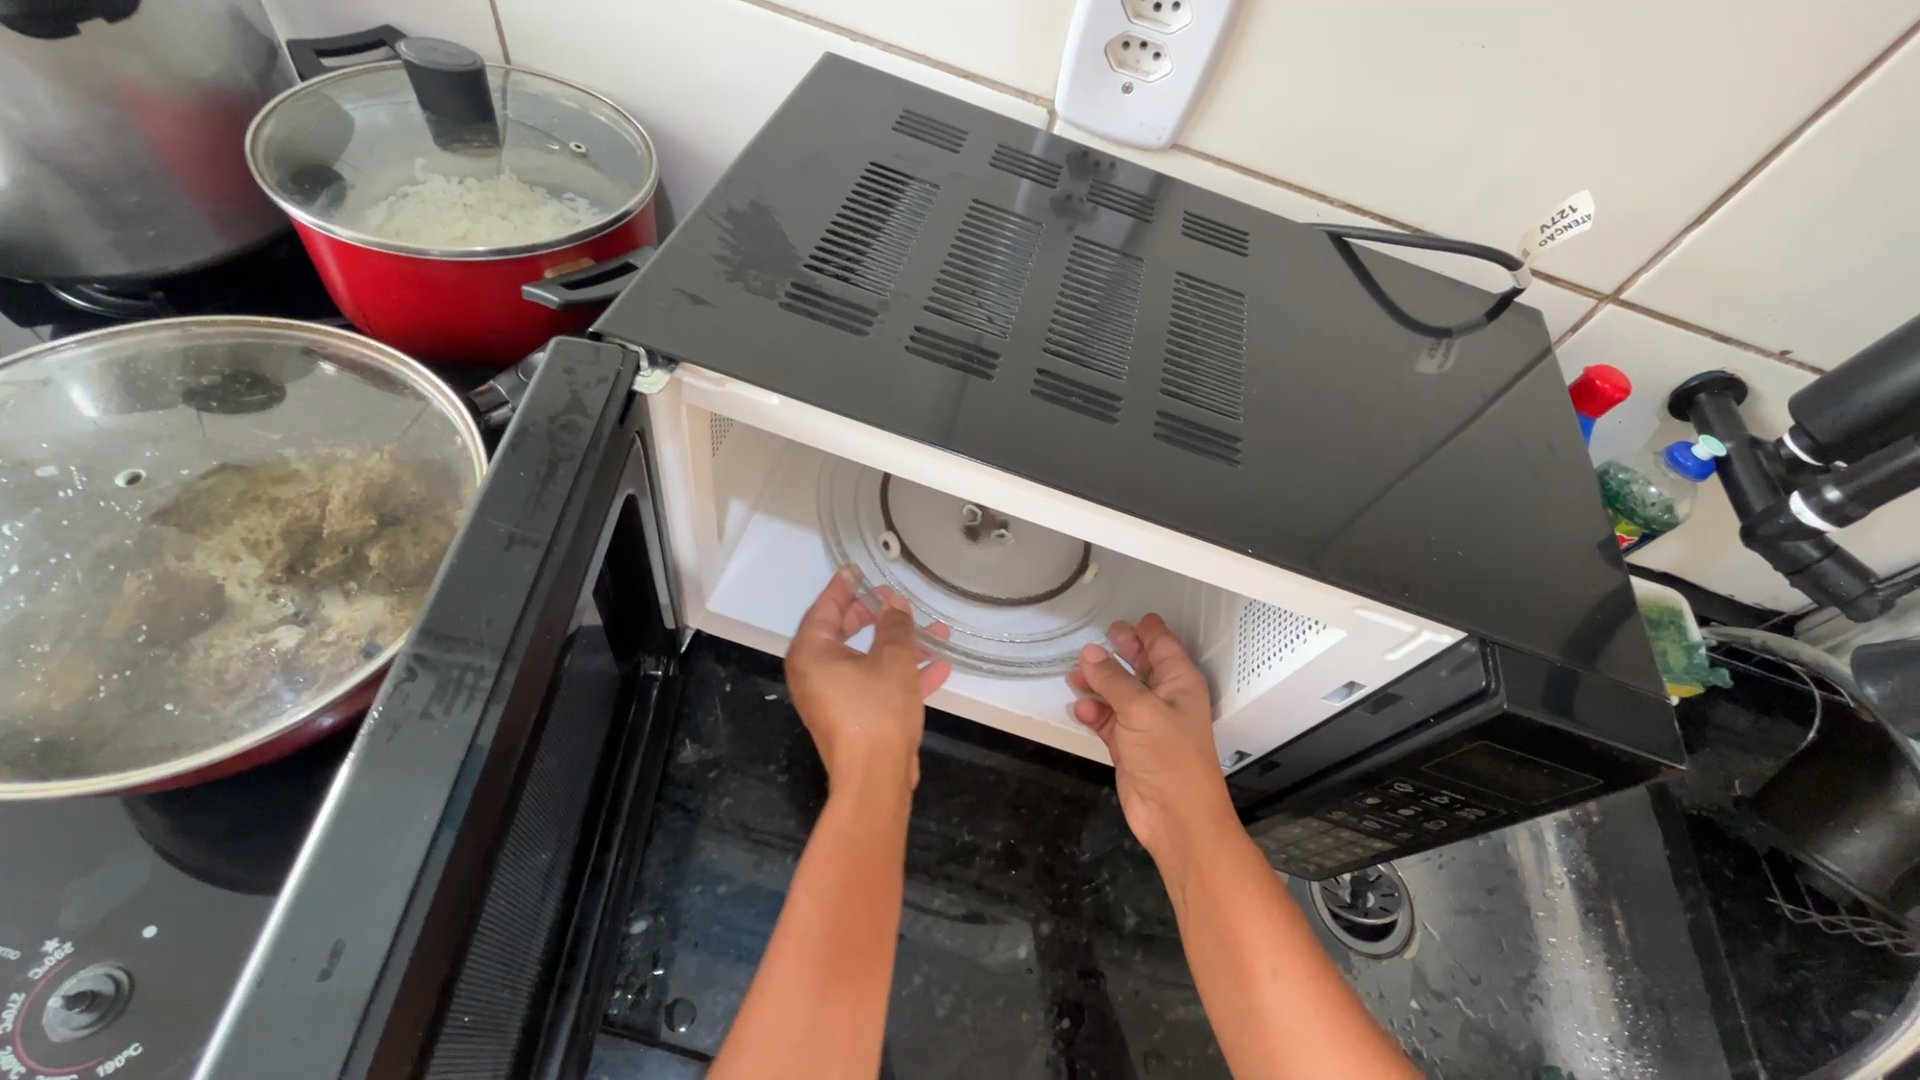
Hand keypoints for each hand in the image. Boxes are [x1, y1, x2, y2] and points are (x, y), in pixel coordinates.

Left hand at [786, 568, 952, 791]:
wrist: (875, 779)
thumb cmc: (877, 710)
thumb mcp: (893, 659)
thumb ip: (895, 625)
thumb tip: (894, 605)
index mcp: (811, 653)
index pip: (824, 607)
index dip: (845, 587)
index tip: (859, 570)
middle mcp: (815, 673)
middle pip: (844, 632)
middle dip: (879, 616)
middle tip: (897, 602)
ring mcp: (834, 697)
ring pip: (867, 660)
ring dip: (902, 646)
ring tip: (937, 633)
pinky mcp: (853, 717)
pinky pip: (875, 684)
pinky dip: (902, 674)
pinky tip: (940, 668)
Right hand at [1069, 615, 1237, 862]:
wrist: (1176, 817)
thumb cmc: (1170, 757)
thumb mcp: (1141, 709)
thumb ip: (1112, 679)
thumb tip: (1089, 653)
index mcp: (1180, 683)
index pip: (1162, 644)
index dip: (1143, 630)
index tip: (1120, 620)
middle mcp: (1164, 698)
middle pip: (1139, 665)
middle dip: (1116, 653)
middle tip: (1094, 641)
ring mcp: (1146, 723)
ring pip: (1118, 692)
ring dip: (1098, 683)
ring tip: (1074, 675)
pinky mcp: (1129, 746)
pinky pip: (1108, 719)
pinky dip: (1094, 712)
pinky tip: (1081, 708)